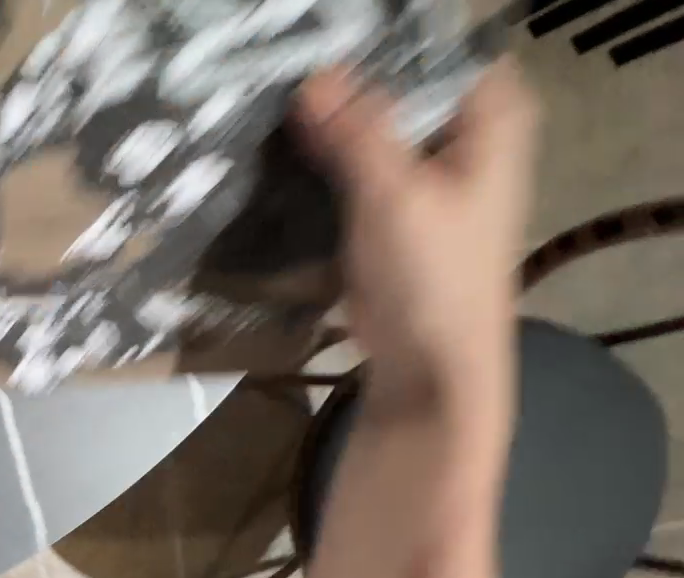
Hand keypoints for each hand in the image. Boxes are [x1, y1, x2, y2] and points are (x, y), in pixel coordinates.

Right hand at [295, 61, 537, 407]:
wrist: (426, 355)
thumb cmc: (433, 273)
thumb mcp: (396, 195)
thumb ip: (357, 134)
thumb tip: (311, 79)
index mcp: (487, 118)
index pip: (434, 55)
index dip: (378, 49)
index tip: (311, 46)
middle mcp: (458, 138)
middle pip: (395, 93)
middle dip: (339, 90)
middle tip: (273, 80)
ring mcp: (418, 178)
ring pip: (366, 135)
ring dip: (321, 132)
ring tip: (265, 117)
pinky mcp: (382, 214)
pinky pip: (347, 175)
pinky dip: (316, 169)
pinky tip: (277, 165)